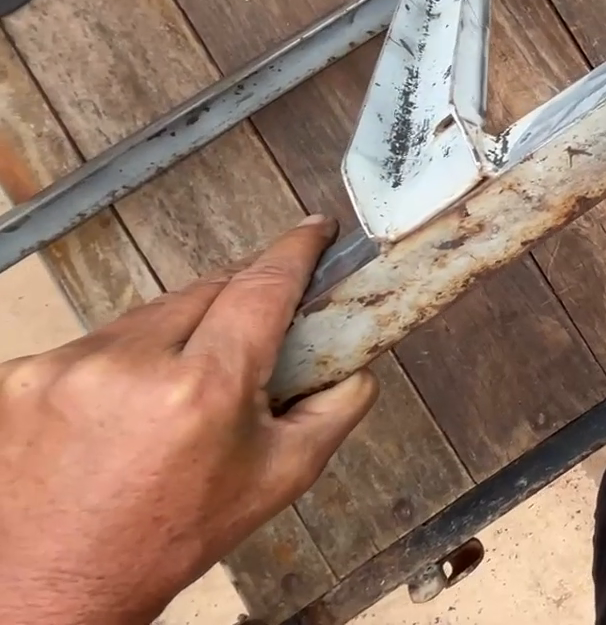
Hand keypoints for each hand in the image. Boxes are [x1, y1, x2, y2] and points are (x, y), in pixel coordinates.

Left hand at [0, 216, 377, 624]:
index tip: (314, 229)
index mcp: (203, 386)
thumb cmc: (168, 536)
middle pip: (209, 288)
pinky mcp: (17, 379)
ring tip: (191, 376)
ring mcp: (60, 369)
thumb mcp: (288, 472)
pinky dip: (132, 350)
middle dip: (242, 298)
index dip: (296, 249)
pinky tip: (137, 393)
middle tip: (262, 329)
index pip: (263, 285)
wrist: (44, 594)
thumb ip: (342, 404)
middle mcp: (126, 366)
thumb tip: (358, 358)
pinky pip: (102, 337)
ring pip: (155, 309)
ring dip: (186, 325)